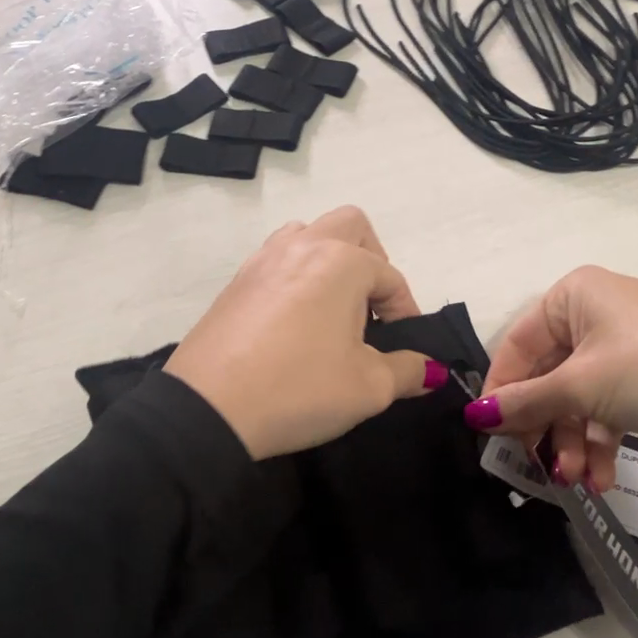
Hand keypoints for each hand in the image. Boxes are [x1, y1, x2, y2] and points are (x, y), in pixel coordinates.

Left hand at [166, 207, 444, 459]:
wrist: (208, 410)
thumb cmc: (298, 390)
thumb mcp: (368, 388)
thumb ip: (408, 371)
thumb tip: (429, 370)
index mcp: (341, 263)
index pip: (390, 277)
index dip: (406, 313)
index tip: (406, 351)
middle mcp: (302, 247)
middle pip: (350, 227)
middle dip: (372, 261)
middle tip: (372, 310)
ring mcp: (262, 261)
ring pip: (308, 236)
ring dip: (330, 262)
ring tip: (333, 313)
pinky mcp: (235, 283)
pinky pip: (277, 262)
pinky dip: (297, 279)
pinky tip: (295, 326)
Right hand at [470, 266, 637, 488]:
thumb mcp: (586, 384)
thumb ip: (527, 402)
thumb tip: (473, 416)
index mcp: (573, 298)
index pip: (517, 345)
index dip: (500, 390)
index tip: (487, 434)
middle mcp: (591, 318)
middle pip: (545, 377)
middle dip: (543, 427)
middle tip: (538, 468)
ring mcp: (619, 352)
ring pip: (574, 401)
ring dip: (571, 444)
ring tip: (577, 482)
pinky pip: (603, 413)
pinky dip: (599, 444)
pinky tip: (601, 479)